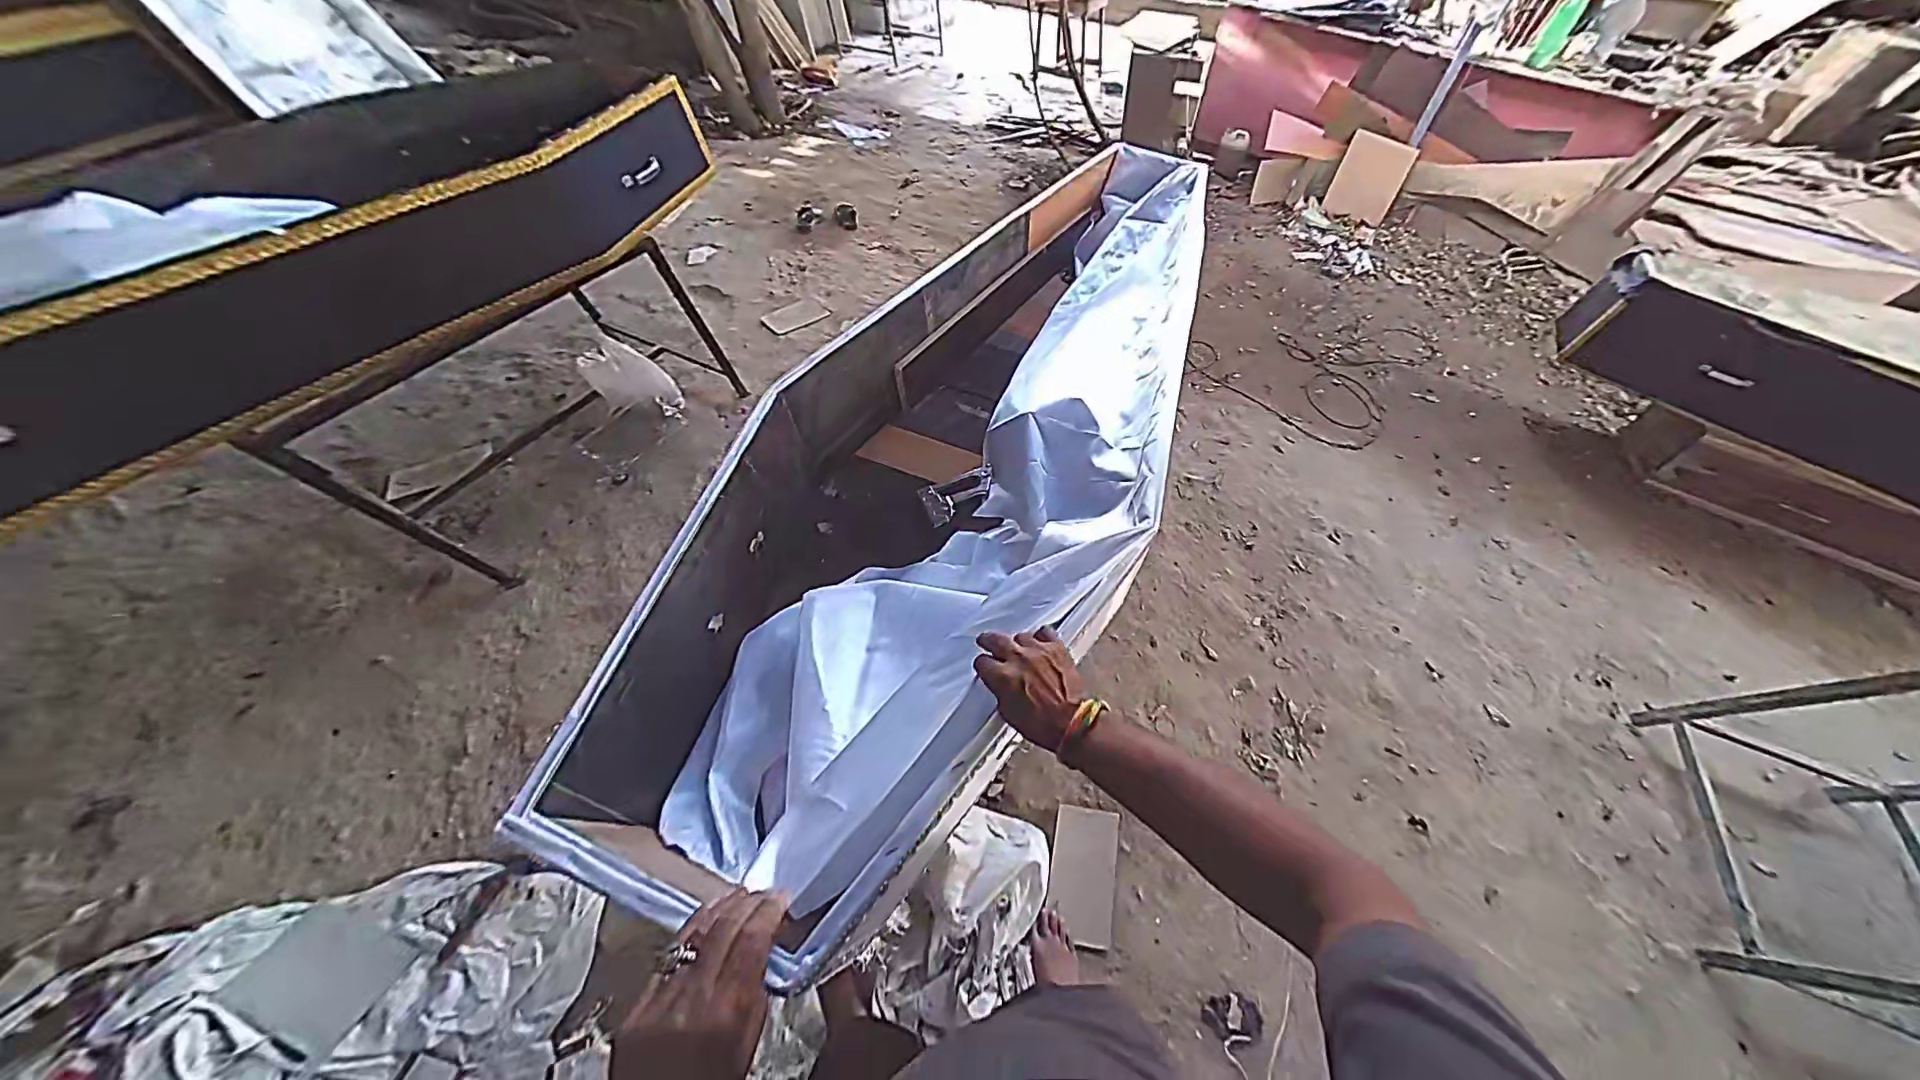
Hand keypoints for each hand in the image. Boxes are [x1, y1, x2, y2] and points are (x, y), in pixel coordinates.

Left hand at [613, 889, 787, 1079]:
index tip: (780, 899)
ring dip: (720, 909)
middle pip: (724, 929)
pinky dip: (692, 932)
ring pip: (694, 935)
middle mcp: (691, 1000)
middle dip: (748, 904)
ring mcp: (659, 1001)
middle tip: (765, 893)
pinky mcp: (636, 1008)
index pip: (751, 940)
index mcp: (725, 1013)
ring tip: (739, 896)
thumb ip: (753, 1000)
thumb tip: (761, 957)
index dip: (768, 912)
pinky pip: (670, 956)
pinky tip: (704, 921)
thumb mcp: (744, 1050)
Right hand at [974, 626, 1084, 750]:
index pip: (982, 662)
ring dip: (1016, 642)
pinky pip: (1045, 632)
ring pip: (1020, 635)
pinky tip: (1040, 642)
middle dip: (988, 641)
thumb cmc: (1044, 724)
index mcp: (1002, 677)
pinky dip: (1041, 636)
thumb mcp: (1009, 713)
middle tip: (987, 641)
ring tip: (1017, 647)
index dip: (982, 666)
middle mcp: (1018, 659)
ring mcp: (1038, 651)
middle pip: (995, 639)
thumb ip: (1000, 691)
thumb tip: (999, 685)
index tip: (985, 667)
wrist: (1073, 723)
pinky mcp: (1056, 649)